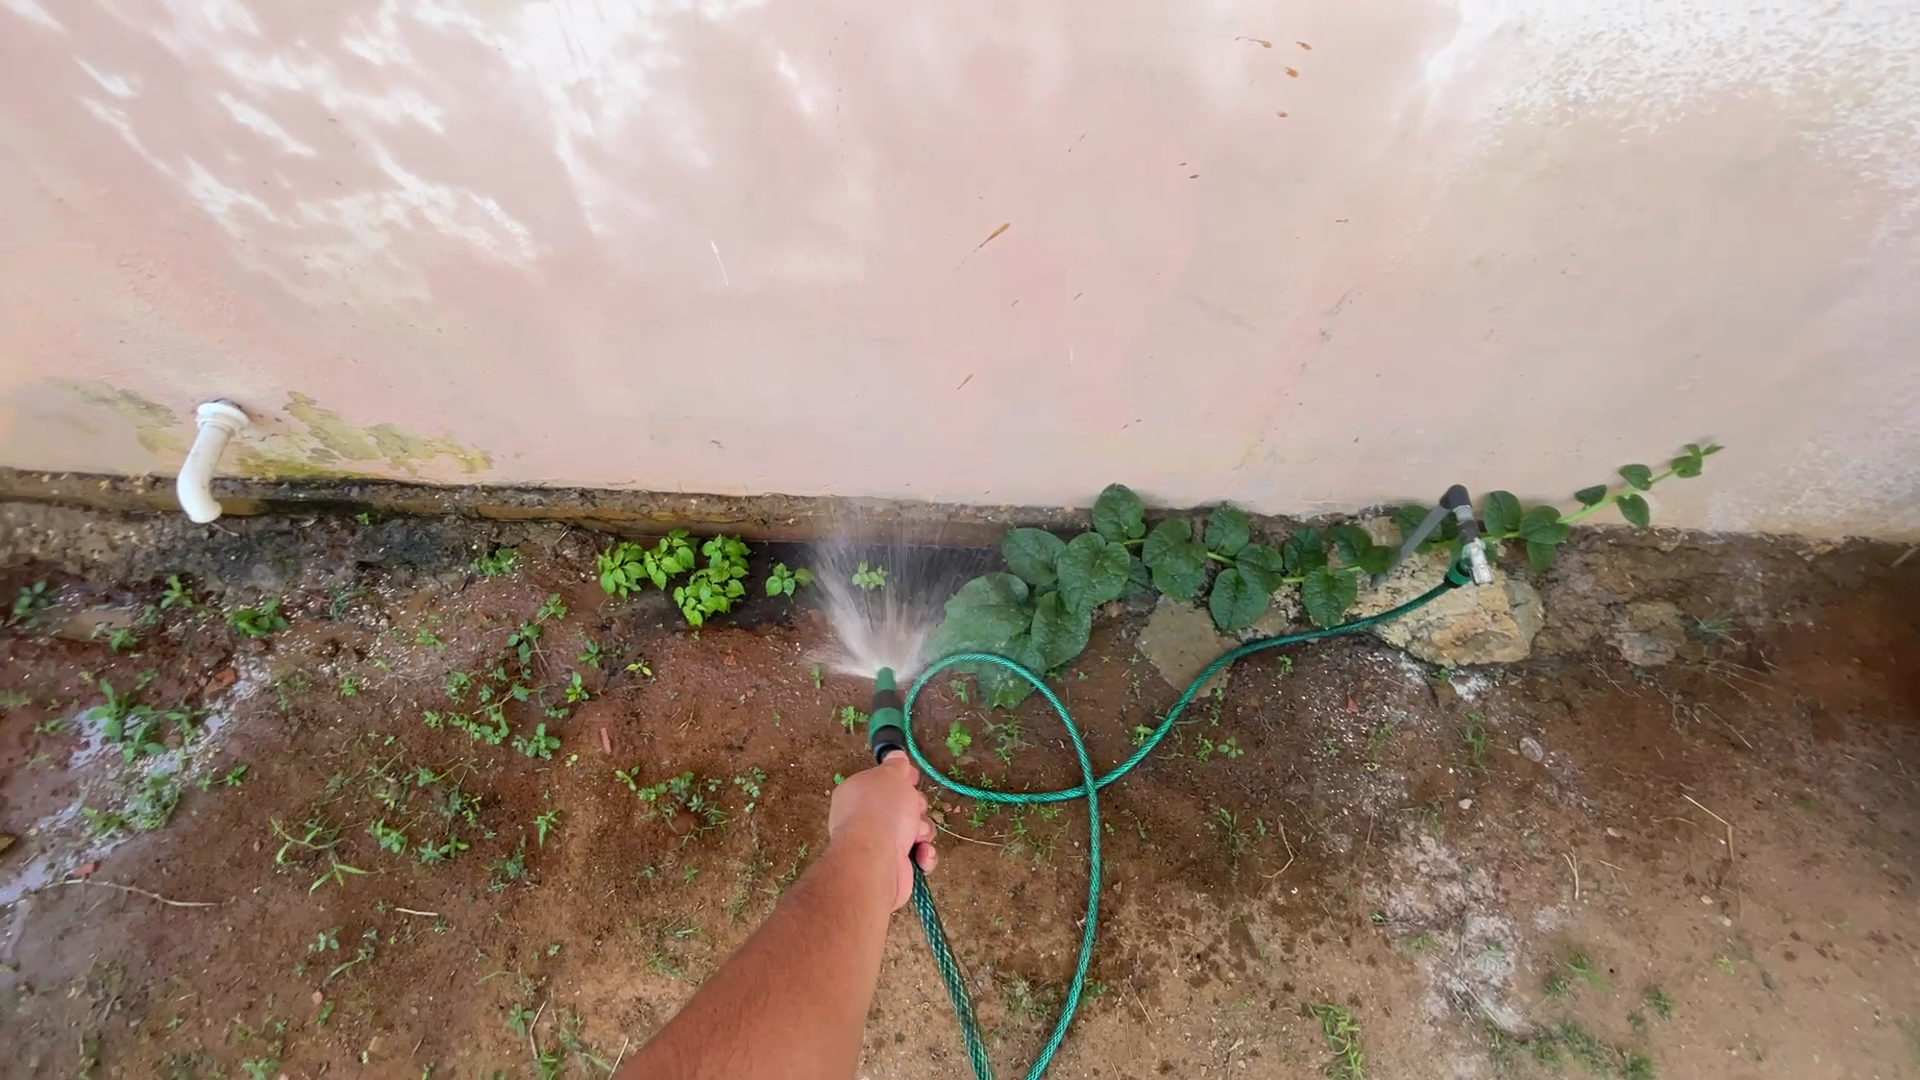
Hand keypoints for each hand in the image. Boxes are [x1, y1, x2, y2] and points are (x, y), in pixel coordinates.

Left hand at [827, 754, 937, 908]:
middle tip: (916, 808)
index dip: (902, 779)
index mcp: (858, 793)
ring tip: (917, 835)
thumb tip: (896, 755)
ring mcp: (879, 844)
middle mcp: (866, 818)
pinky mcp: (894, 867)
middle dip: (916, 806)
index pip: (883, 781)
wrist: (876, 858)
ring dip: (923, 830)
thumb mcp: (890, 775)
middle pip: (904, 805)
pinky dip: (923, 854)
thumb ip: (896, 765)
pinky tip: (921, 853)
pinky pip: (918, 854)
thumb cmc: (881, 809)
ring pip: (915, 830)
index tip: (914, 778)